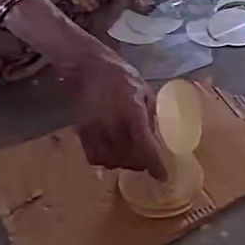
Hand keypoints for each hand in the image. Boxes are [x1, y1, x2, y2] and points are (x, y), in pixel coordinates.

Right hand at [74, 54, 167, 177]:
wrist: (90, 68)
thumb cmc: (123, 77)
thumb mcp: (146, 92)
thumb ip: (151, 116)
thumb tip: (156, 137)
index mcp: (132, 112)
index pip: (145, 147)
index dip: (154, 165)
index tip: (162, 176)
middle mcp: (112, 125)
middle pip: (128, 159)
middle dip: (142, 164)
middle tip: (149, 161)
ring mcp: (94, 130)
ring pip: (111, 162)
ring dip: (125, 164)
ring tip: (133, 157)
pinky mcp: (81, 132)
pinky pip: (94, 157)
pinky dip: (106, 161)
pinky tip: (114, 154)